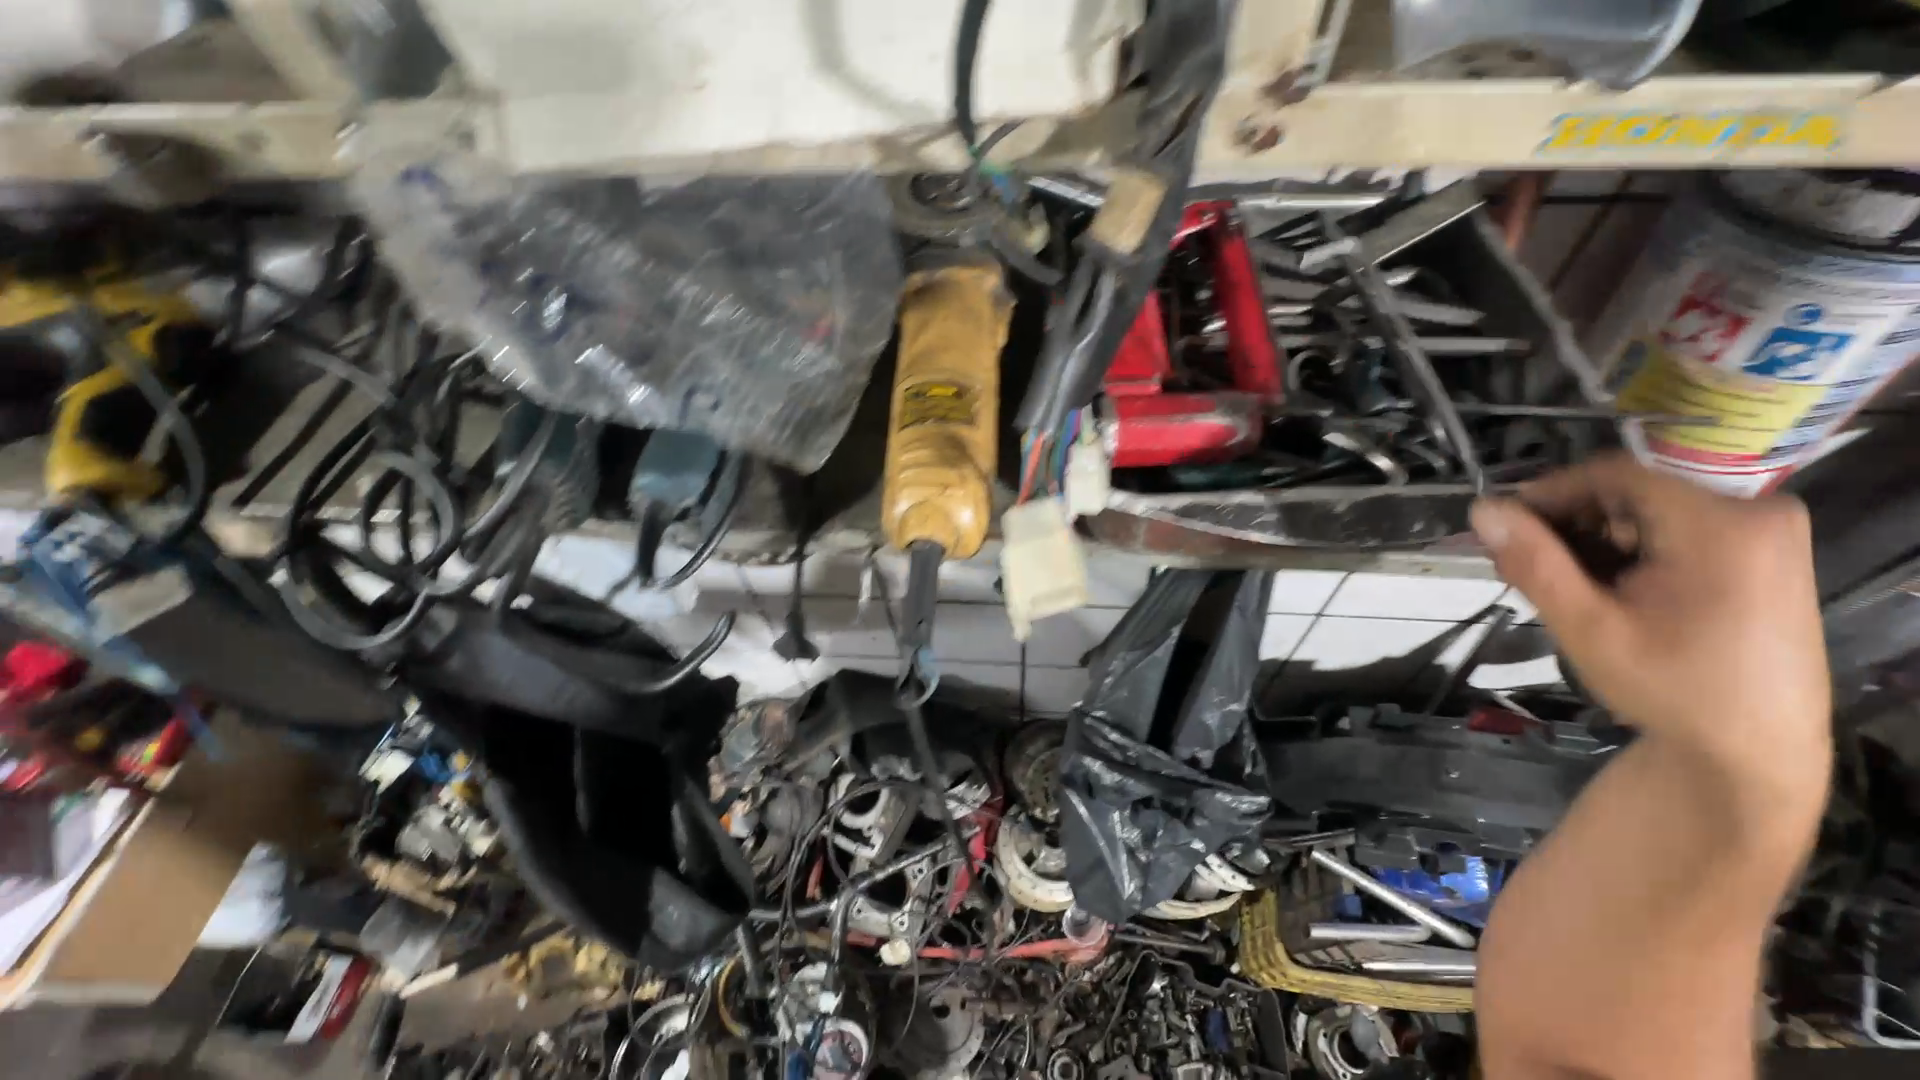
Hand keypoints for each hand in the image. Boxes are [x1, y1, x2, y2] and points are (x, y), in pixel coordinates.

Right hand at [1471, 453, 1830, 801]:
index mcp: (1722, 524)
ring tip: (1558, 586)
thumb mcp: (1589, 627)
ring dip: (1595, 542)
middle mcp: (1756, 513)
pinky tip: (1603, 591)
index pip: (1614, 475)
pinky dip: (1631, 554)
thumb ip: (1534, 563)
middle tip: (1523, 567)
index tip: (1503, 527)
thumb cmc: (1671, 690)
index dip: (1549, 493)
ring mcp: (1766, 534)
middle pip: (1633, 495)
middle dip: (1570, 526)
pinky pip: (1678, 533)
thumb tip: (1481, 509)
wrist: (1754, 754)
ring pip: (1651, 514)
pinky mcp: (1765, 555)